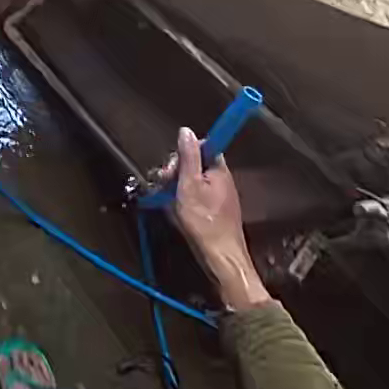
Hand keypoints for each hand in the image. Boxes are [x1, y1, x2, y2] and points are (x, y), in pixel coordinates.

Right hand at [164, 126, 271, 311]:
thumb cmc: (204, 221)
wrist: (221, 257)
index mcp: (218, 170)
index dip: (184, 153)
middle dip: (177, 171)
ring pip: (194, 182)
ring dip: (178, 187)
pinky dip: (185, 200)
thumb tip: (186, 131)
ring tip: (168, 200)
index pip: (202, 147)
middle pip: (196, 164)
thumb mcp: (189, 185)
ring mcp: (221, 197)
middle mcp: (222, 180)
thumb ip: (188, 157)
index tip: (172, 166)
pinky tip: (176, 211)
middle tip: (165, 185)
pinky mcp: (216, 211)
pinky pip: (198, 197)